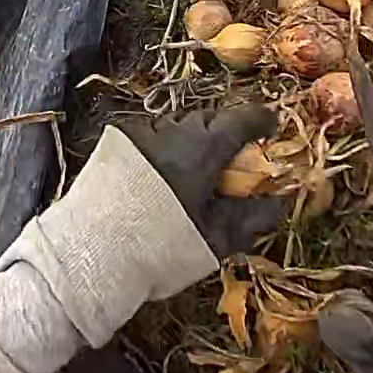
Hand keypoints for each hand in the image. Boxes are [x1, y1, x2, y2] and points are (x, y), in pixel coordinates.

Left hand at [116, 106, 282, 254]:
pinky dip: (165, 145)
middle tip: (235, 153)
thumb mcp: (216, 239)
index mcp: (202, 148)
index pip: (241, 119)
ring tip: (198, 165)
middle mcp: (172, 130)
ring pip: (179, 124)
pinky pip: (152, 134)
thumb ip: (253, 217)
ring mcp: (142, 133)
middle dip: (227, 129)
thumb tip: (280, 202)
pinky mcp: (117, 142)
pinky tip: (162, 172)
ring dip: (194, 137)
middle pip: (209, 118)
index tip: (270, 127)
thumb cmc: (161, 249)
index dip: (260, 120)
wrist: (91, 254)